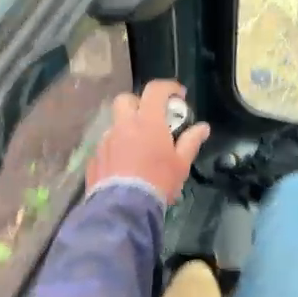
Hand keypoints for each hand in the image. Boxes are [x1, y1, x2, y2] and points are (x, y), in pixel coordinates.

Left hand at [85, 80, 210, 205]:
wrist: (124, 209)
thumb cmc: (158, 181)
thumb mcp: (181, 163)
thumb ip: (191, 141)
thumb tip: (203, 127)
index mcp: (147, 121)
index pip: (155, 90)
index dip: (168, 87)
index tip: (179, 95)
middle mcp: (123, 125)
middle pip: (126, 99)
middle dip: (139, 103)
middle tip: (152, 117)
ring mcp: (105, 141)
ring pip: (115, 124)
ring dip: (127, 129)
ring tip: (138, 148)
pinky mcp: (94, 158)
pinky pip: (106, 146)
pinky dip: (116, 149)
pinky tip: (124, 166)